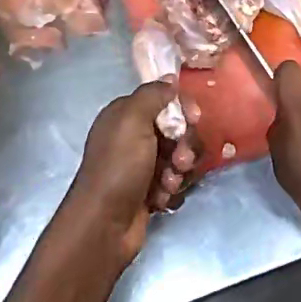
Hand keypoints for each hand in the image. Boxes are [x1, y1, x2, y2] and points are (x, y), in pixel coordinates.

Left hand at [61, 82, 198, 267]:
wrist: (105, 223)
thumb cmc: (118, 166)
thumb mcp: (132, 120)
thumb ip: (152, 95)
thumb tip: (169, 78)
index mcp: (125, 114)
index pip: (163, 100)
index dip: (182, 109)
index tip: (195, 119)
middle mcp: (133, 136)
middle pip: (176, 131)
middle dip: (184, 146)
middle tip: (180, 161)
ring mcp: (142, 164)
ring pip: (179, 158)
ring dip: (179, 171)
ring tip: (168, 184)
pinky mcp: (150, 190)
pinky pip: (175, 182)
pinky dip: (172, 190)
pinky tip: (161, 199)